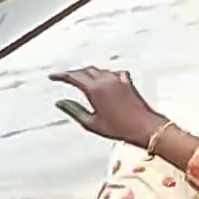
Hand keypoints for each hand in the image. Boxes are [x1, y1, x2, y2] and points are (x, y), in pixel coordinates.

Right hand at [49, 67, 166, 146]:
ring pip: (100, 70)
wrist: (145, 127)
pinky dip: (105, 74)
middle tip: (64, 78)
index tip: (53, 77)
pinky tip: (104, 79)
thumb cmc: (120, 128)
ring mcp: (120, 80)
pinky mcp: (128, 83)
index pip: (75, 76)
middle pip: (87, 70)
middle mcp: (108, 80)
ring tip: (80, 78)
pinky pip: (114, 73)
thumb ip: (74, 110)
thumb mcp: (90, 123)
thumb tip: (60, 102)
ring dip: (88, 72)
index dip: (62, 75)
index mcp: (96, 89)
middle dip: (74, 73)